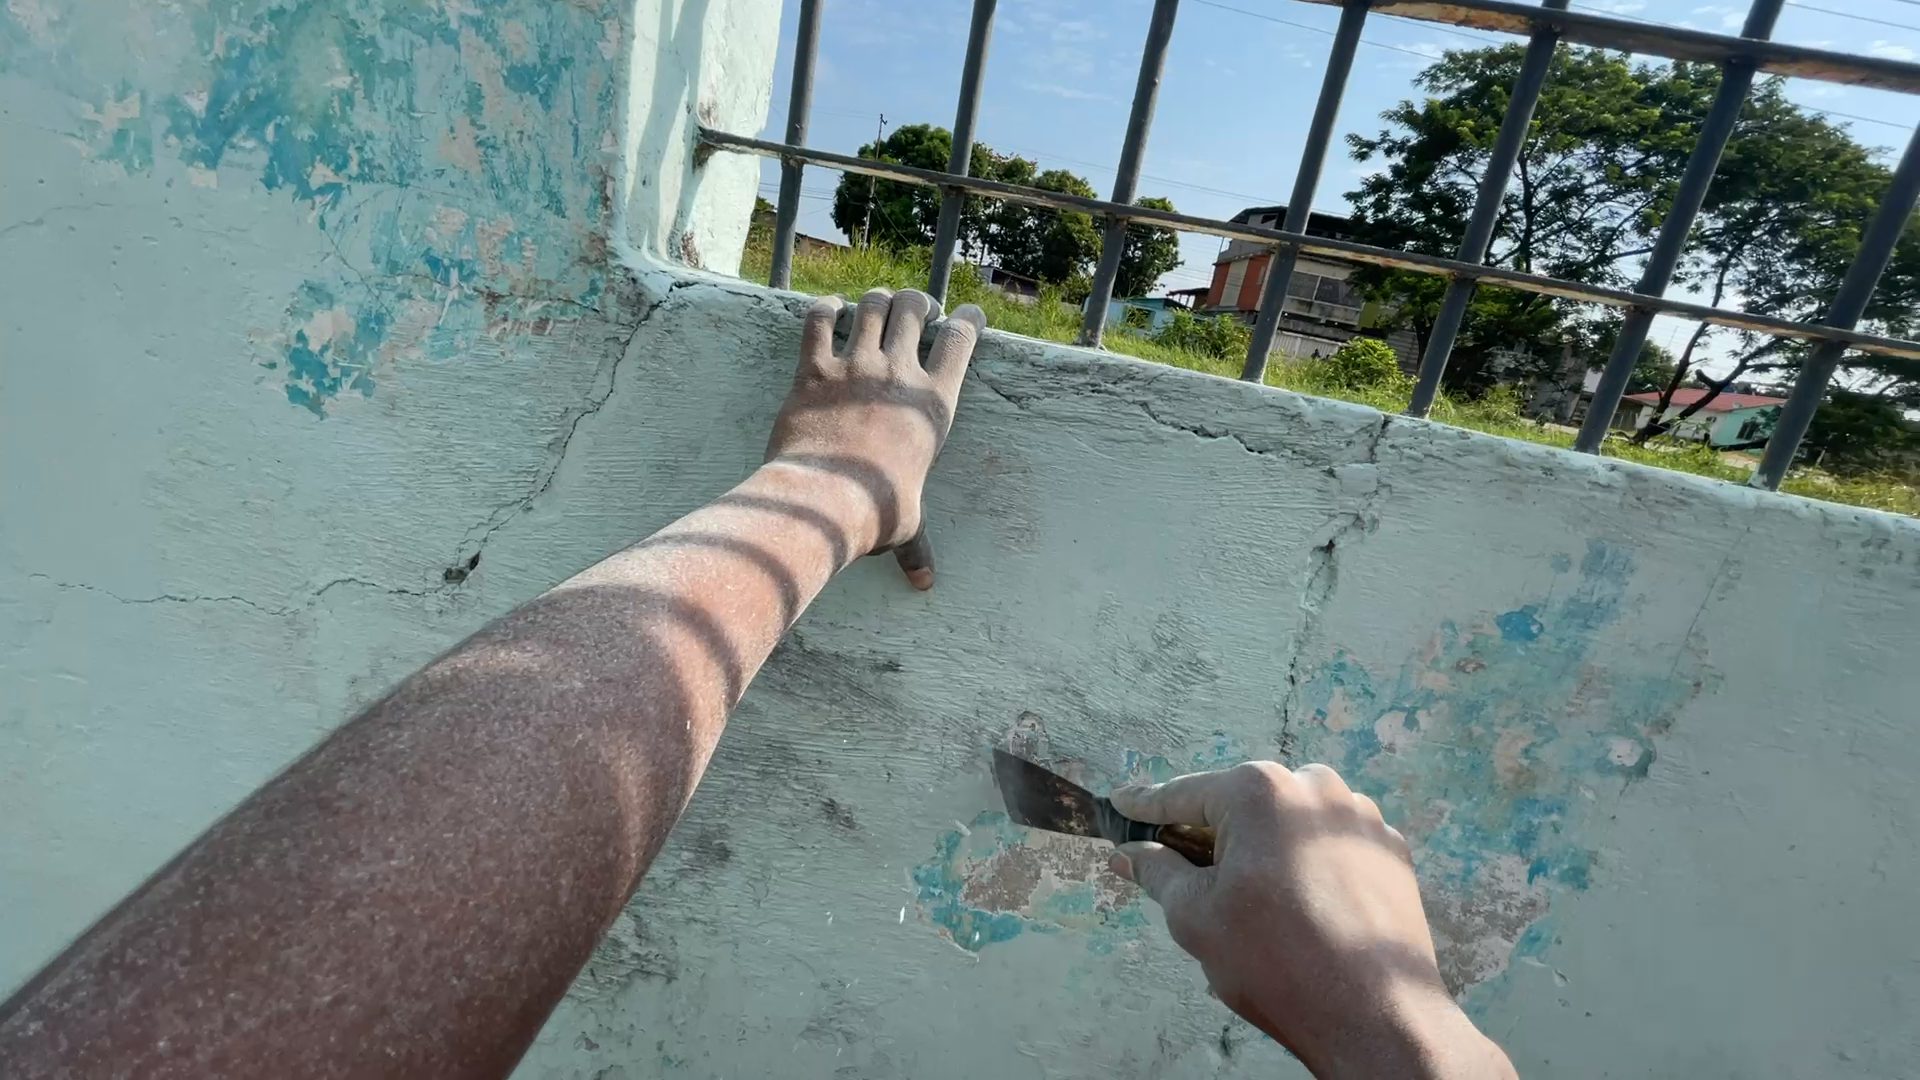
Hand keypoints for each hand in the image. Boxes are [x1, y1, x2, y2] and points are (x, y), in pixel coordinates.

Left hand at [765, 288, 984, 589]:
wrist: (824, 501)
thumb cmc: (876, 513)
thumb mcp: (908, 524)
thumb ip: (918, 546)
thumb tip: (925, 583)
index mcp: (934, 406)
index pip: (961, 343)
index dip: (969, 320)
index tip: (970, 315)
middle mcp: (900, 376)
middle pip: (916, 308)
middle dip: (919, 301)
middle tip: (917, 309)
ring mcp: (856, 369)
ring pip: (872, 305)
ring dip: (877, 300)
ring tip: (876, 306)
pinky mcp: (814, 370)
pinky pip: (819, 319)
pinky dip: (825, 309)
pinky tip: (829, 312)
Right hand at [1110, 763, 1515, 1079]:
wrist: (1381, 1021)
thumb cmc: (1275, 963)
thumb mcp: (1194, 915)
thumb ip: (1155, 871)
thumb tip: (1125, 853)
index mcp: (1256, 791)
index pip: (1183, 794)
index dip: (1145, 804)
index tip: (1121, 802)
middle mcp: (1310, 784)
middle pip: (1237, 802)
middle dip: (1209, 830)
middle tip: (1185, 863)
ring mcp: (1356, 814)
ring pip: (1285, 816)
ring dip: (1261, 841)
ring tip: (1252, 890)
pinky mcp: (1388, 846)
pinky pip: (1327, 838)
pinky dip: (1304, 855)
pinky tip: (1300, 895)